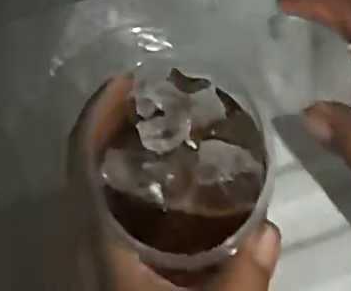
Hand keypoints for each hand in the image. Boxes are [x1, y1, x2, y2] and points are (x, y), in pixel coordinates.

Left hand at [66, 75, 281, 290]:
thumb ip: (242, 280)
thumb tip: (271, 228)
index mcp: (97, 237)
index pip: (81, 155)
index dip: (96, 109)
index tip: (123, 79)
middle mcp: (80, 237)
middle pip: (81, 159)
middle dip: (109, 119)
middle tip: (147, 96)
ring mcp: (82, 252)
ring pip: (86, 180)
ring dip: (111, 145)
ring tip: (150, 125)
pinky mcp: (95, 266)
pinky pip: (96, 203)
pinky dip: (115, 176)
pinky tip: (149, 179)